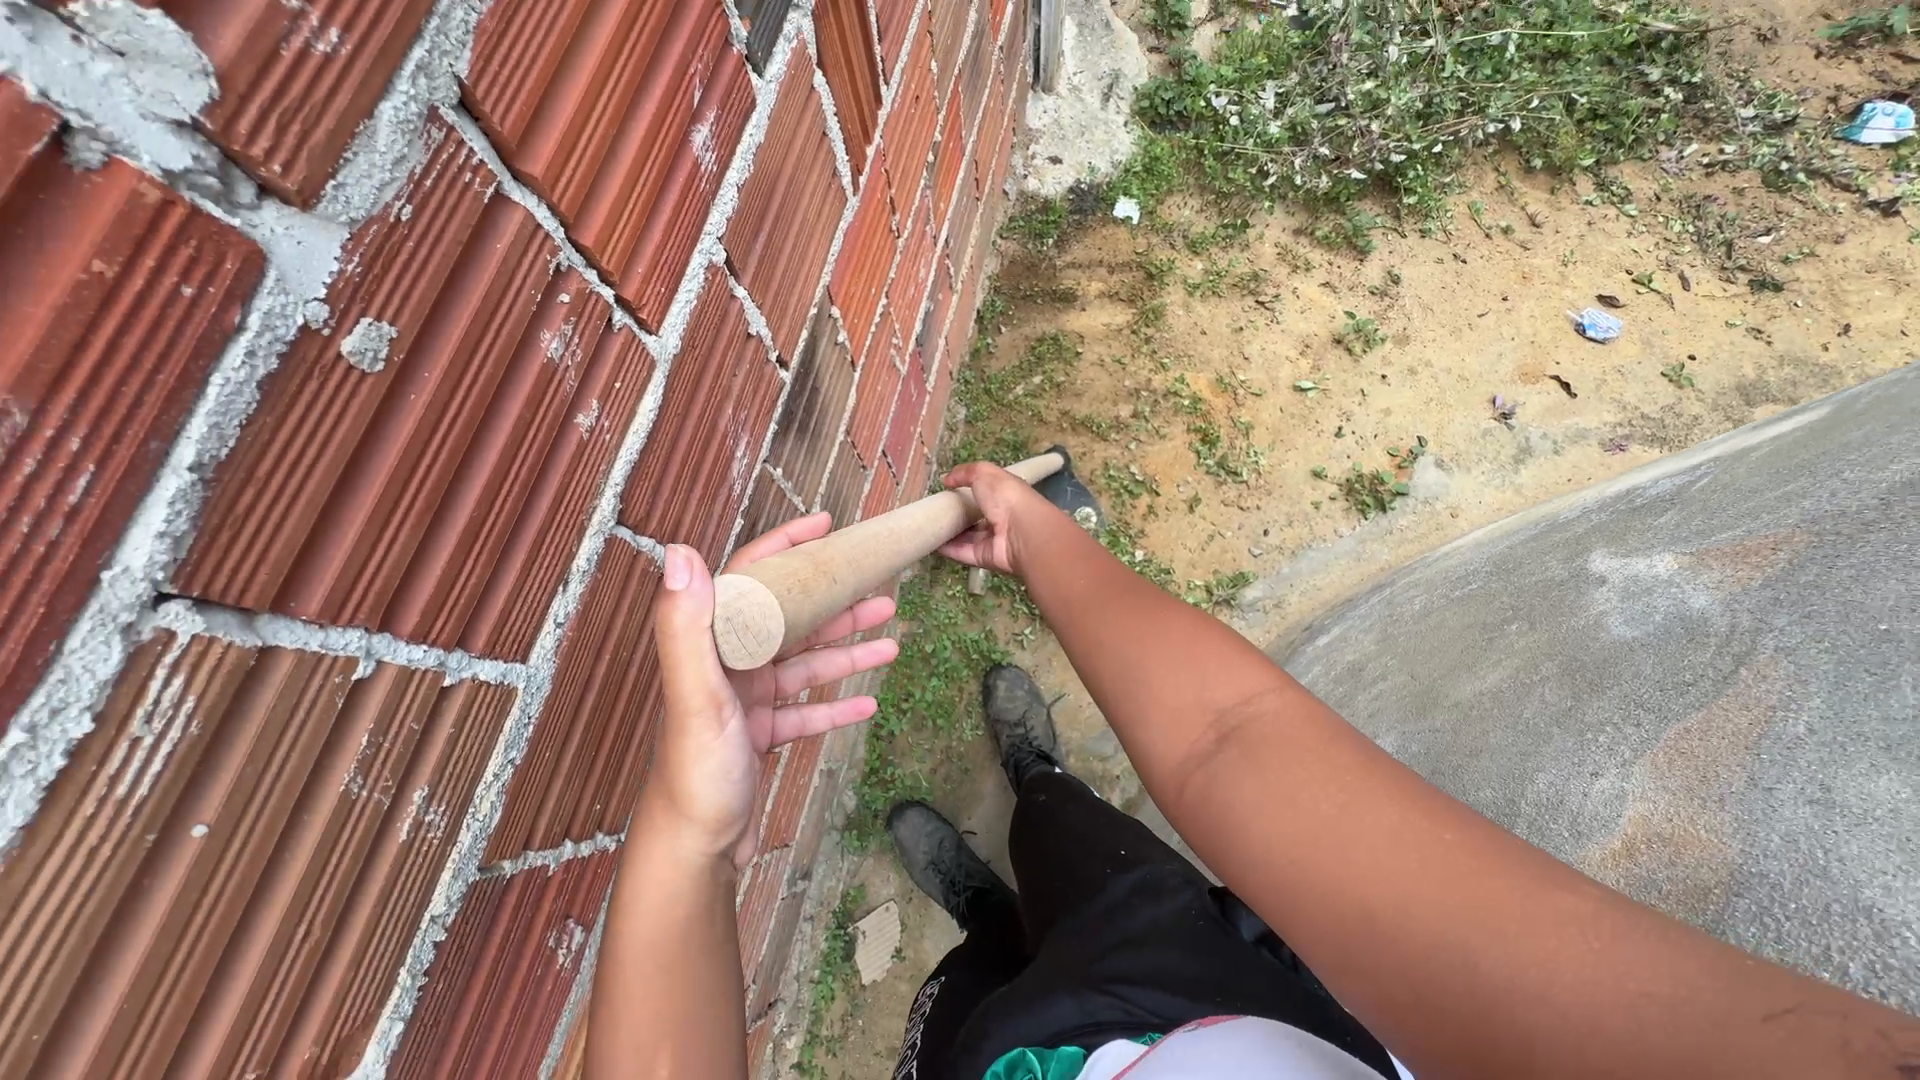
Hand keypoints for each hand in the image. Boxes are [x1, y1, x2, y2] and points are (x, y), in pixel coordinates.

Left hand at [647, 515, 897, 869]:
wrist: (693, 849)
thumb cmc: (695, 771)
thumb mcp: (695, 694)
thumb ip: (686, 625)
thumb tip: (679, 550)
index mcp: (713, 644)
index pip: (750, 577)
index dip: (787, 546)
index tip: (828, 527)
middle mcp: (729, 665)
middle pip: (790, 620)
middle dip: (836, 605)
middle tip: (883, 591)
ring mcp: (747, 701)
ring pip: (805, 666)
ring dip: (846, 653)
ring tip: (891, 644)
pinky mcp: (761, 735)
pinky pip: (807, 711)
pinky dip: (835, 706)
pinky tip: (868, 706)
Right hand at [937, 461, 1056, 576]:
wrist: (1022, 532)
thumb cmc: (1006, 497)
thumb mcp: (985, 473)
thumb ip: (965, 472)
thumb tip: (947, 480)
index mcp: (1005, 495)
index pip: (986, 492)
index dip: (968, 490)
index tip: (947, 489)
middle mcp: (1001, 517)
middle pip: (975, 517)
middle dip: (957, 514)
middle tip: (934, 510)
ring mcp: (993, 539)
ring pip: (967, 536)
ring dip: (949, 532)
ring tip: (927, 526)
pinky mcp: (984, 557)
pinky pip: (962, 552)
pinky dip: (947, 548)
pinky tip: (930, 541)